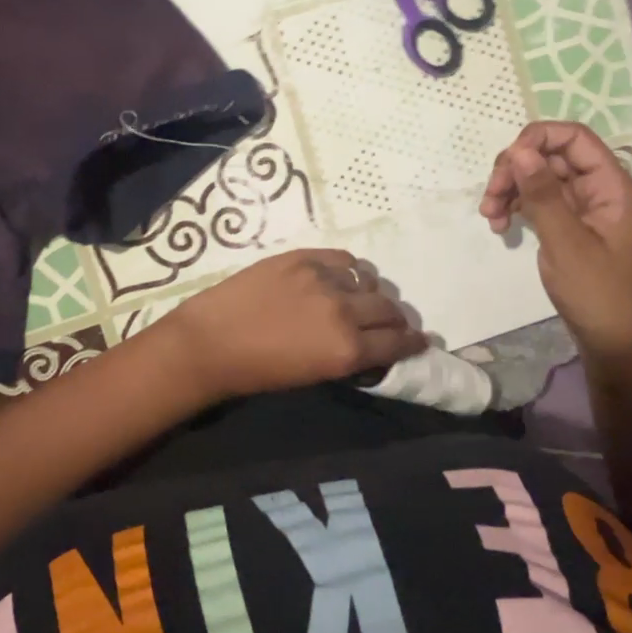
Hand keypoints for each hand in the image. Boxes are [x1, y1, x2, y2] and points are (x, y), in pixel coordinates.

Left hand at [155, 249, 427, 402]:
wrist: (212, 343)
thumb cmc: (259, 372)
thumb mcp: (315, 375)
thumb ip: (348, 356)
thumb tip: (370, 342)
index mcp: (347, 350)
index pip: (397, 341)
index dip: (413, 341)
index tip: (419, 339)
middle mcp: (343, 312)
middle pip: (388, 308)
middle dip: (395, 317)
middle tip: (391, 320)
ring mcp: (322, 279)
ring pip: (368, 279)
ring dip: (371, 291)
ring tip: (361, 296)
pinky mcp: (302, 257)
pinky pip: (343, 259)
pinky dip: (348, 270)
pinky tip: (340, 277)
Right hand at [480, 122, 631, 334]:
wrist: (608, 337)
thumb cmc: (595, 290)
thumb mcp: (566, 241)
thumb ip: (542, 194)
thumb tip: (518, 151)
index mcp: (610, 185)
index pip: (574, 137)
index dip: (538, 139)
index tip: (508, 163)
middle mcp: (597, 188)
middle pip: (549, 155)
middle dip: (515, 169)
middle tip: (491, 196)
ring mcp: (580, 205)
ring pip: (537, 177)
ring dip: (509, 188)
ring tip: (489, 215)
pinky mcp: (565, 222)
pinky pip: (535, 199)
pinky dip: (514, 206)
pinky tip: (499, 225)